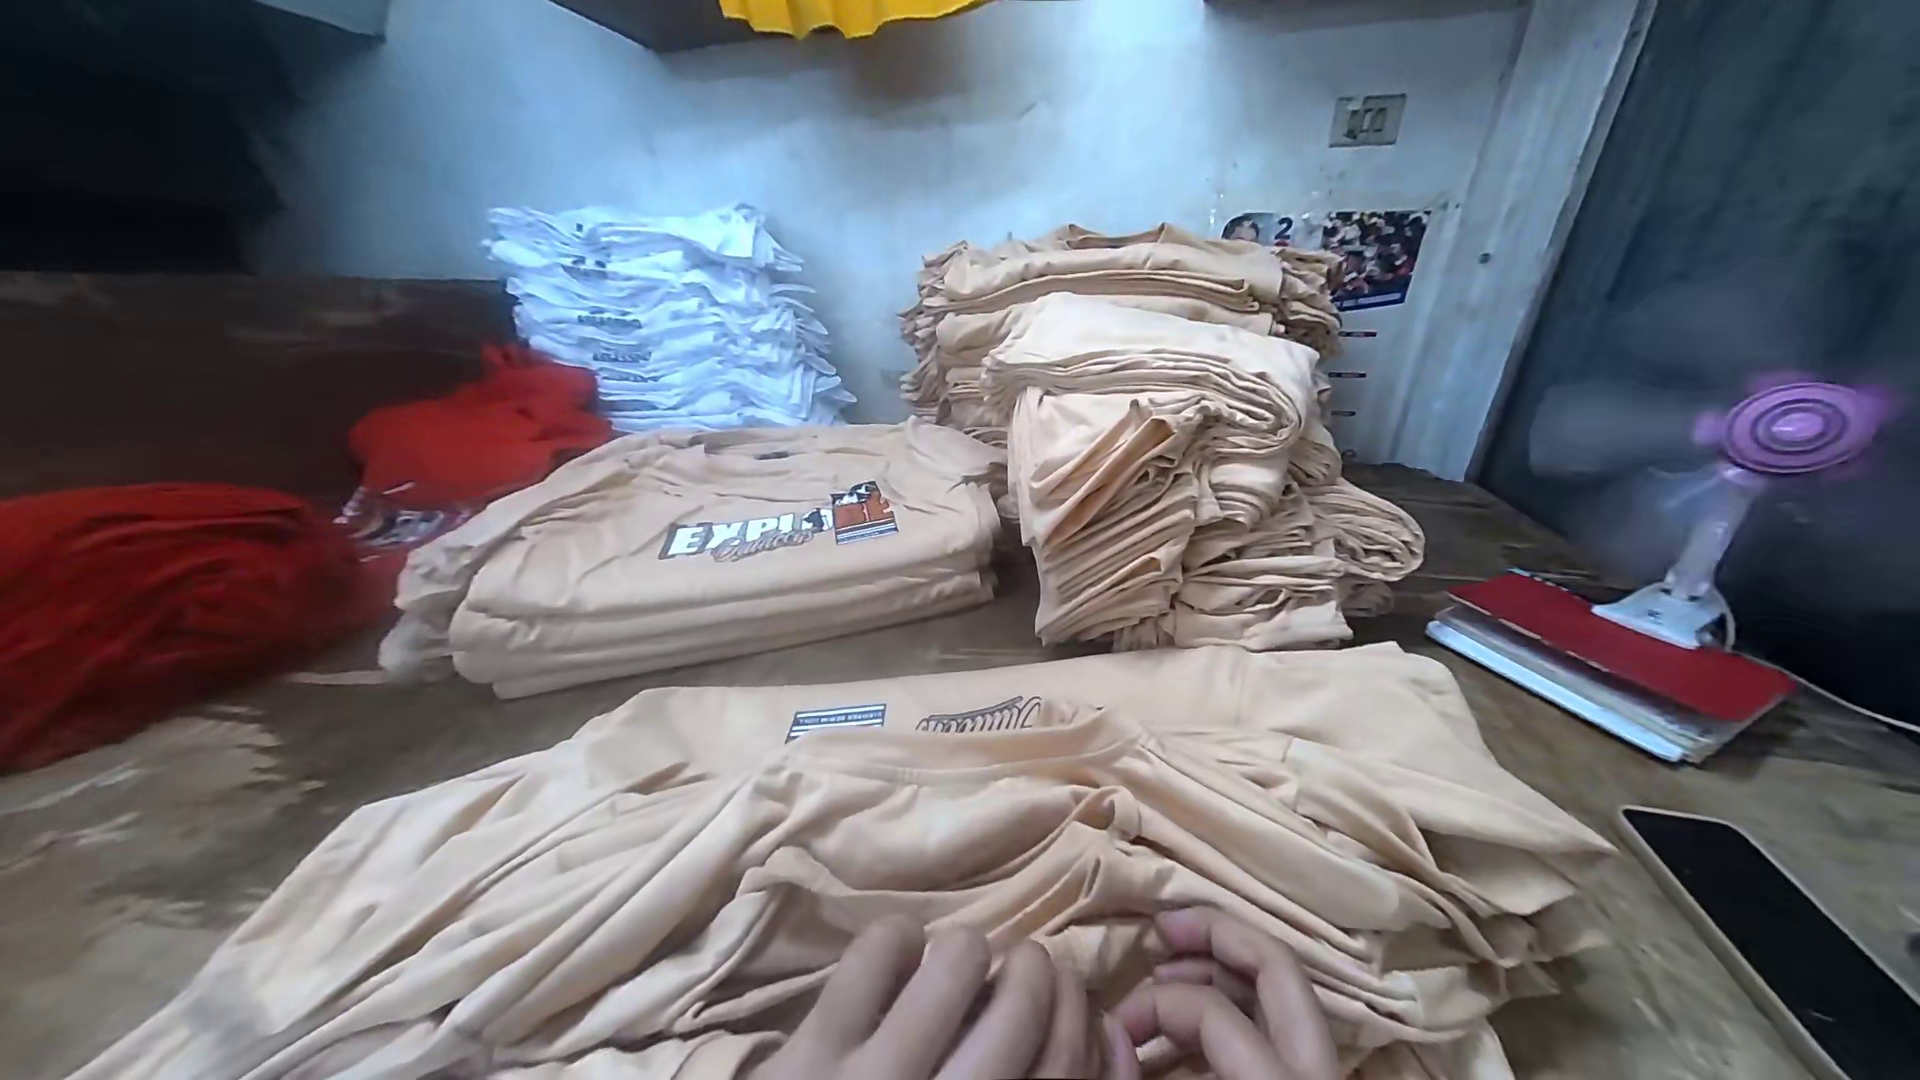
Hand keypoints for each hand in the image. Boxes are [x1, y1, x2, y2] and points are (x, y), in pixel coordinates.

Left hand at [753, 916, 1101, 1079]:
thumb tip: (1106, 1026)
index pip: (1063, 1066)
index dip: (1075, 1013)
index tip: (1067, 989)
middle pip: (1022, 1005)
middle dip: (1033, 968)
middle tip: (1018, 966)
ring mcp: (873, 1078)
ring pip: (956, 960)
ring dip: (968, 949)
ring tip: (955, 969)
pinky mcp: (814, 1046)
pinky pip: (879, 948)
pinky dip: (899, 938)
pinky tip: (897, 969)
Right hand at [1102, 908, 1338, 1079]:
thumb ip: (1150, 1074)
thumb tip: (1110, 1031)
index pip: (1213, 1008)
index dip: (1157, 1005)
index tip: (1119, 1025)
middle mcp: (1319, 1068)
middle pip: (1274, 962)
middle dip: (1211, 932)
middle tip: (1162, 931)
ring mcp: (1325, 1073)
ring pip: (1276, 988)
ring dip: (1216, 970)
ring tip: (1165, 982)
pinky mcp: (1313, 1079)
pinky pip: (1276, 1026)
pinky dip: (1231, 1010)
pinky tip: (1187, 1031)